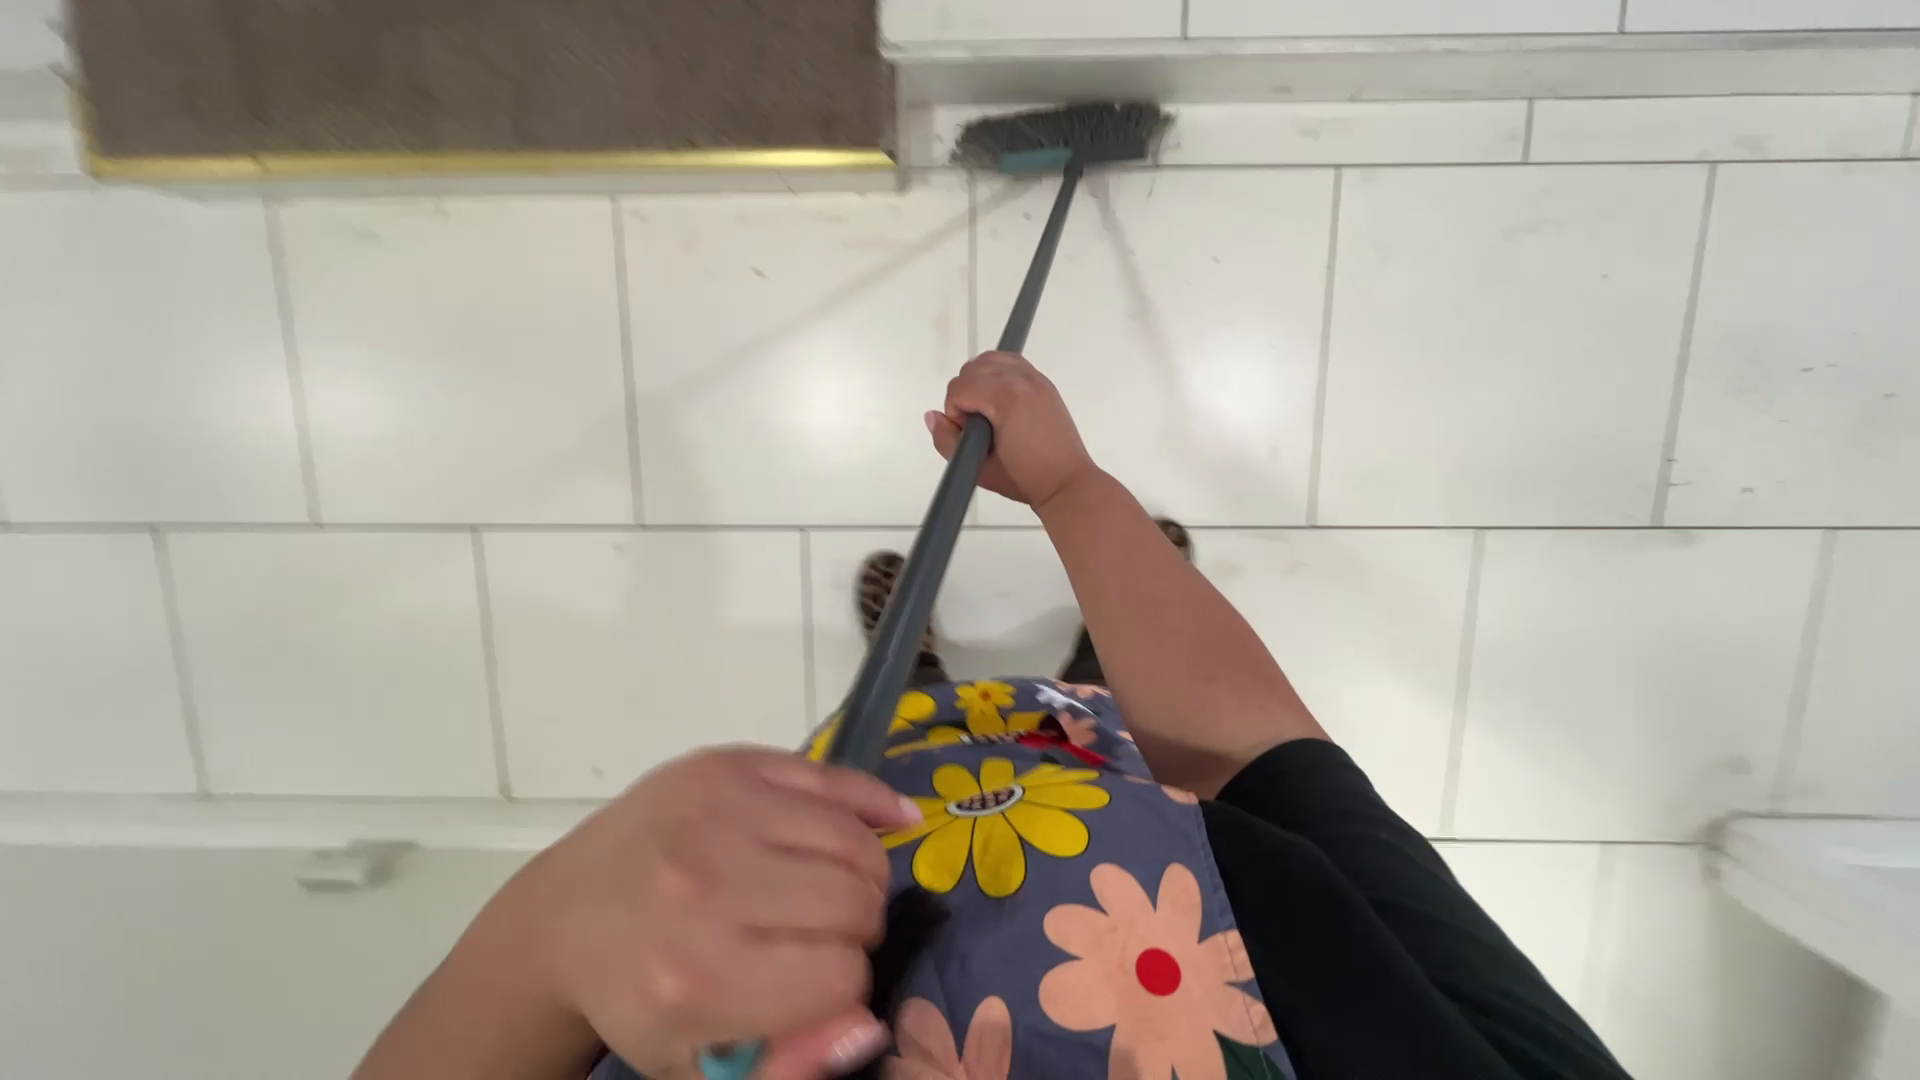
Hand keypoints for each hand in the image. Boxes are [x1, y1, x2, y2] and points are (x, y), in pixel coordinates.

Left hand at [509, 748, 921, 1078]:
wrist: (567, 914)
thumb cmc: (638, 995)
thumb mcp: (698, 1065)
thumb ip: (790, 1064)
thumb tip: (867, 1023)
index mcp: (699, 976)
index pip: (843, 976)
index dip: (846, 987)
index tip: (822, 982)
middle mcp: (709, 886)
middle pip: (855, 901)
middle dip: (861, 925)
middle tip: (834, 931)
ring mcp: (720, 811)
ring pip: (853, 840)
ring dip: (865, 871)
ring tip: (838, 886)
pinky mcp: (726, 764)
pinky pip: (834, 777)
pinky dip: (871, 803)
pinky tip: (891, 820)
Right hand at [926, 351, 1099, 509]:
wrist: (1065, 482)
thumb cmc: (1026, 479)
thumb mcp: (977, 467)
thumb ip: (946, 441)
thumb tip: (932, 416)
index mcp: (1006, 398)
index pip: (959, 387)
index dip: (955, 413)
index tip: (970, 435)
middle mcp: (1022, 380)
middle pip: (971, 369)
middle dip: (965, 395)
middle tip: (977, 426)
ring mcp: (1035, 378)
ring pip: (989, 360)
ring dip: (979, 382)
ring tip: (987, 412)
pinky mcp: (1042, 383)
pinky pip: (1010, 363)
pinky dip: (997, 375)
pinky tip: (999, 402)